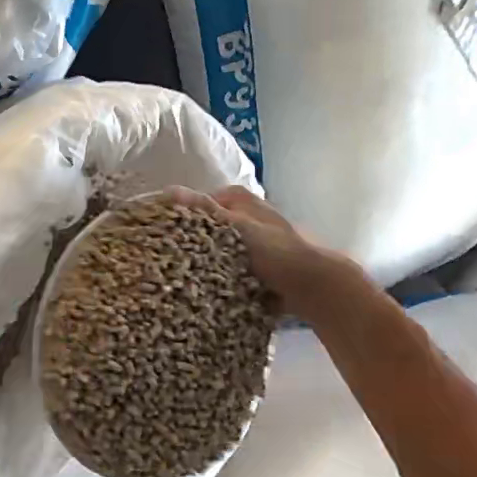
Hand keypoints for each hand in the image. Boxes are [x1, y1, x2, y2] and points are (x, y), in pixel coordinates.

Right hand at [165, 186, 367, 318]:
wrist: (314, 286)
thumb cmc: (276, 250)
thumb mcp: (236, 226)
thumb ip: (203, 209)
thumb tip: (168, 190)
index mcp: (237, 198)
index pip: (196, 203)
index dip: (179, 218)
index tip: (163, 238)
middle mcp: (242, 214)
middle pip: (205, 226)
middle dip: (189, 241)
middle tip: (170, 260)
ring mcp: (248, 239)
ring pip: (214, 247)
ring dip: (202, 260)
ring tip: (183, 276)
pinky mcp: (253, 263)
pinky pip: (226, 265)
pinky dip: (217, 273)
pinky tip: (206, 286)